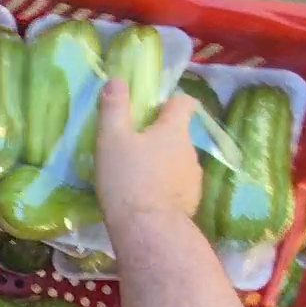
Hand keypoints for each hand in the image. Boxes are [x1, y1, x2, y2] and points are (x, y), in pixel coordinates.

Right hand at [95, 78, 201, 231]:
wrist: (147, 226)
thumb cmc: (127, 177)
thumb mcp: (112, 140)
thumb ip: (114, 110)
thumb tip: (117, 80)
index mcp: (173, 130)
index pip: (184, 103)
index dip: (172, 102)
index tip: (155, 109)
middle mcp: (190, 149)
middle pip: (178, 135)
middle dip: (159, 138)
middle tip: (133, 149)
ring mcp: (193, 176)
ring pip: (177, 162)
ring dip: (161, 165)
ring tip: (136, 178)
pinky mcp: (190, 200)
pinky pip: (177, 187)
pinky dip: (164, 188)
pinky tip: (145, 198)